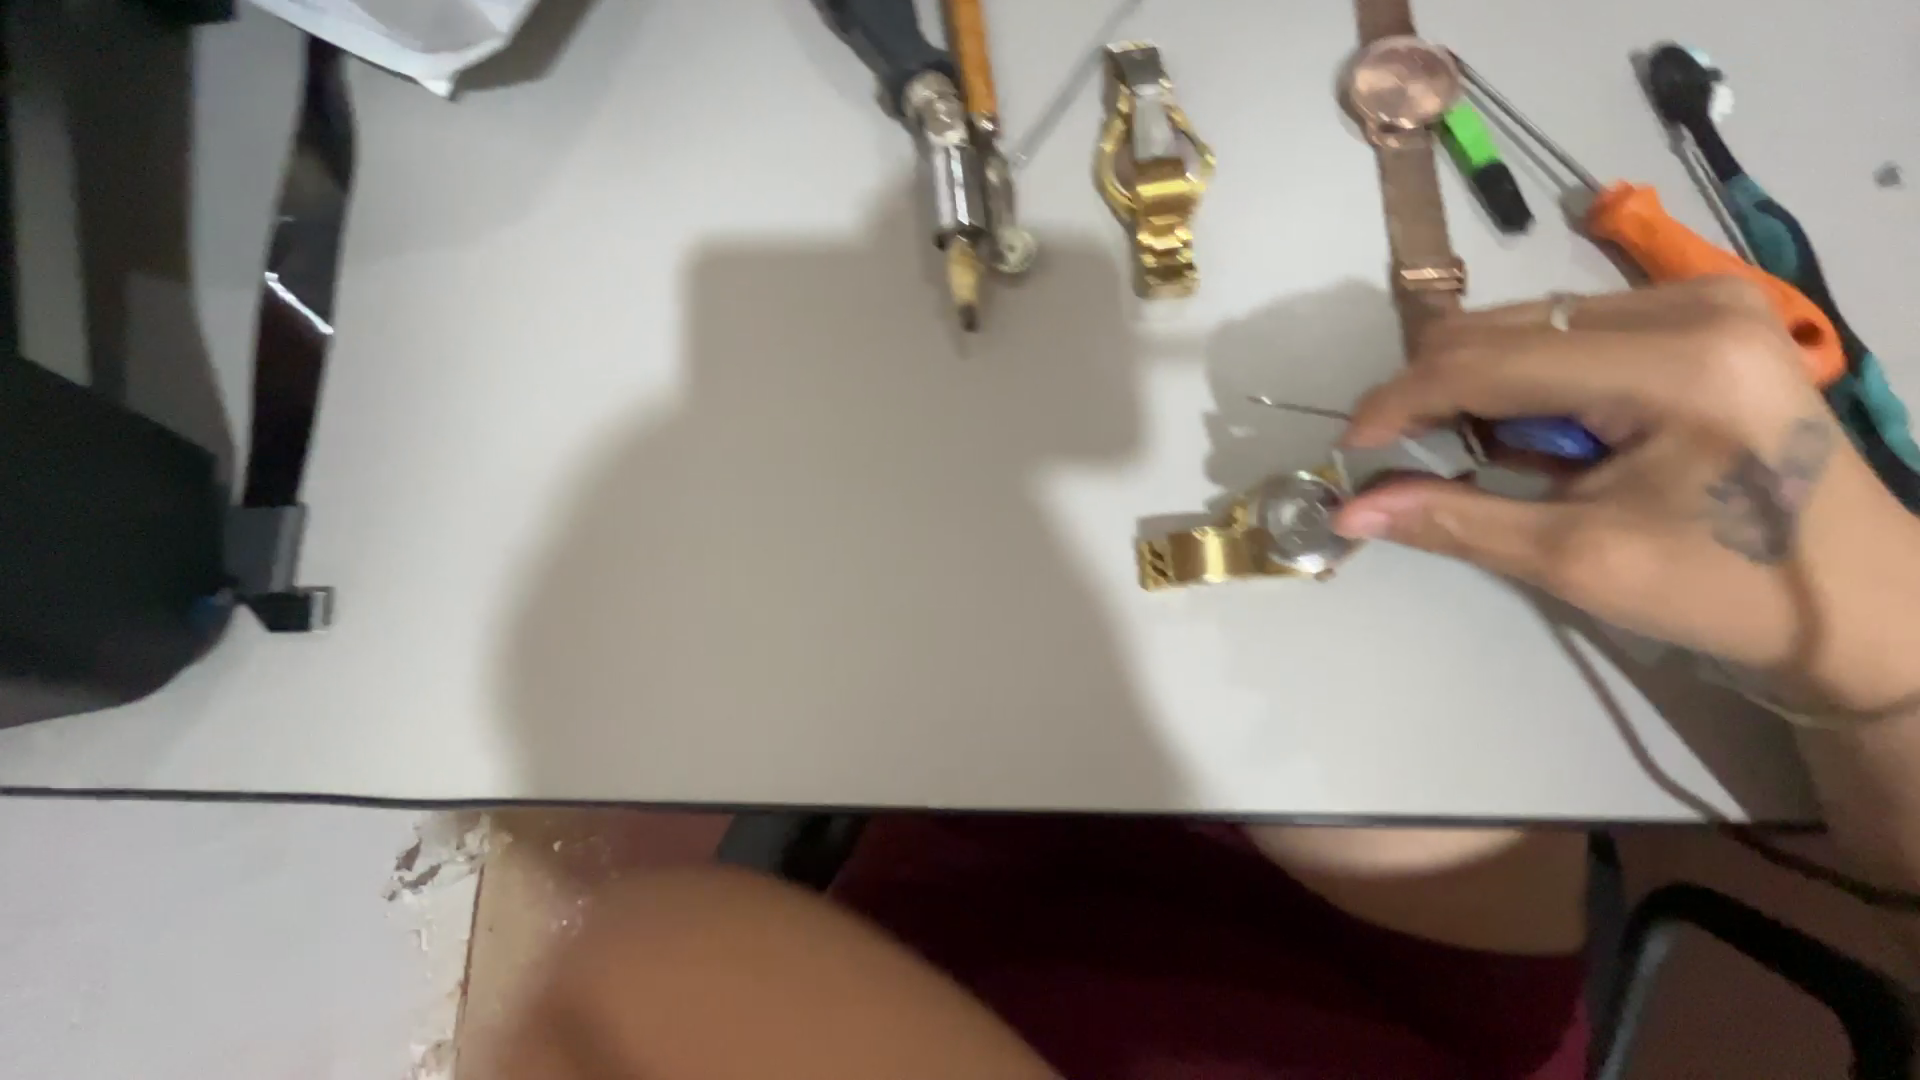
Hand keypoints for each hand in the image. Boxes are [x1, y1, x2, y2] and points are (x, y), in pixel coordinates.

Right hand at [1333, 278, 1919, 711]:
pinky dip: (1515, 385)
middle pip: (1496, 330)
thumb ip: (1452, 519)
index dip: (1399, 403)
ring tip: (1480, 460)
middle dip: (1429, 396)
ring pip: (1518, 326)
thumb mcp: (1573, 560)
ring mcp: (1698, 301)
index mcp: (1676, 365)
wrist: (1858, 599)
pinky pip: (1557, 333)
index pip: (1487, 362)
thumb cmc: (1723, 587)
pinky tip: (1534, 439)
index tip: (1348, 450)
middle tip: (1403, 463)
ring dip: (1471, 391)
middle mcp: (1689, 306)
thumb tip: (1350, 509)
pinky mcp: (1696, 316)